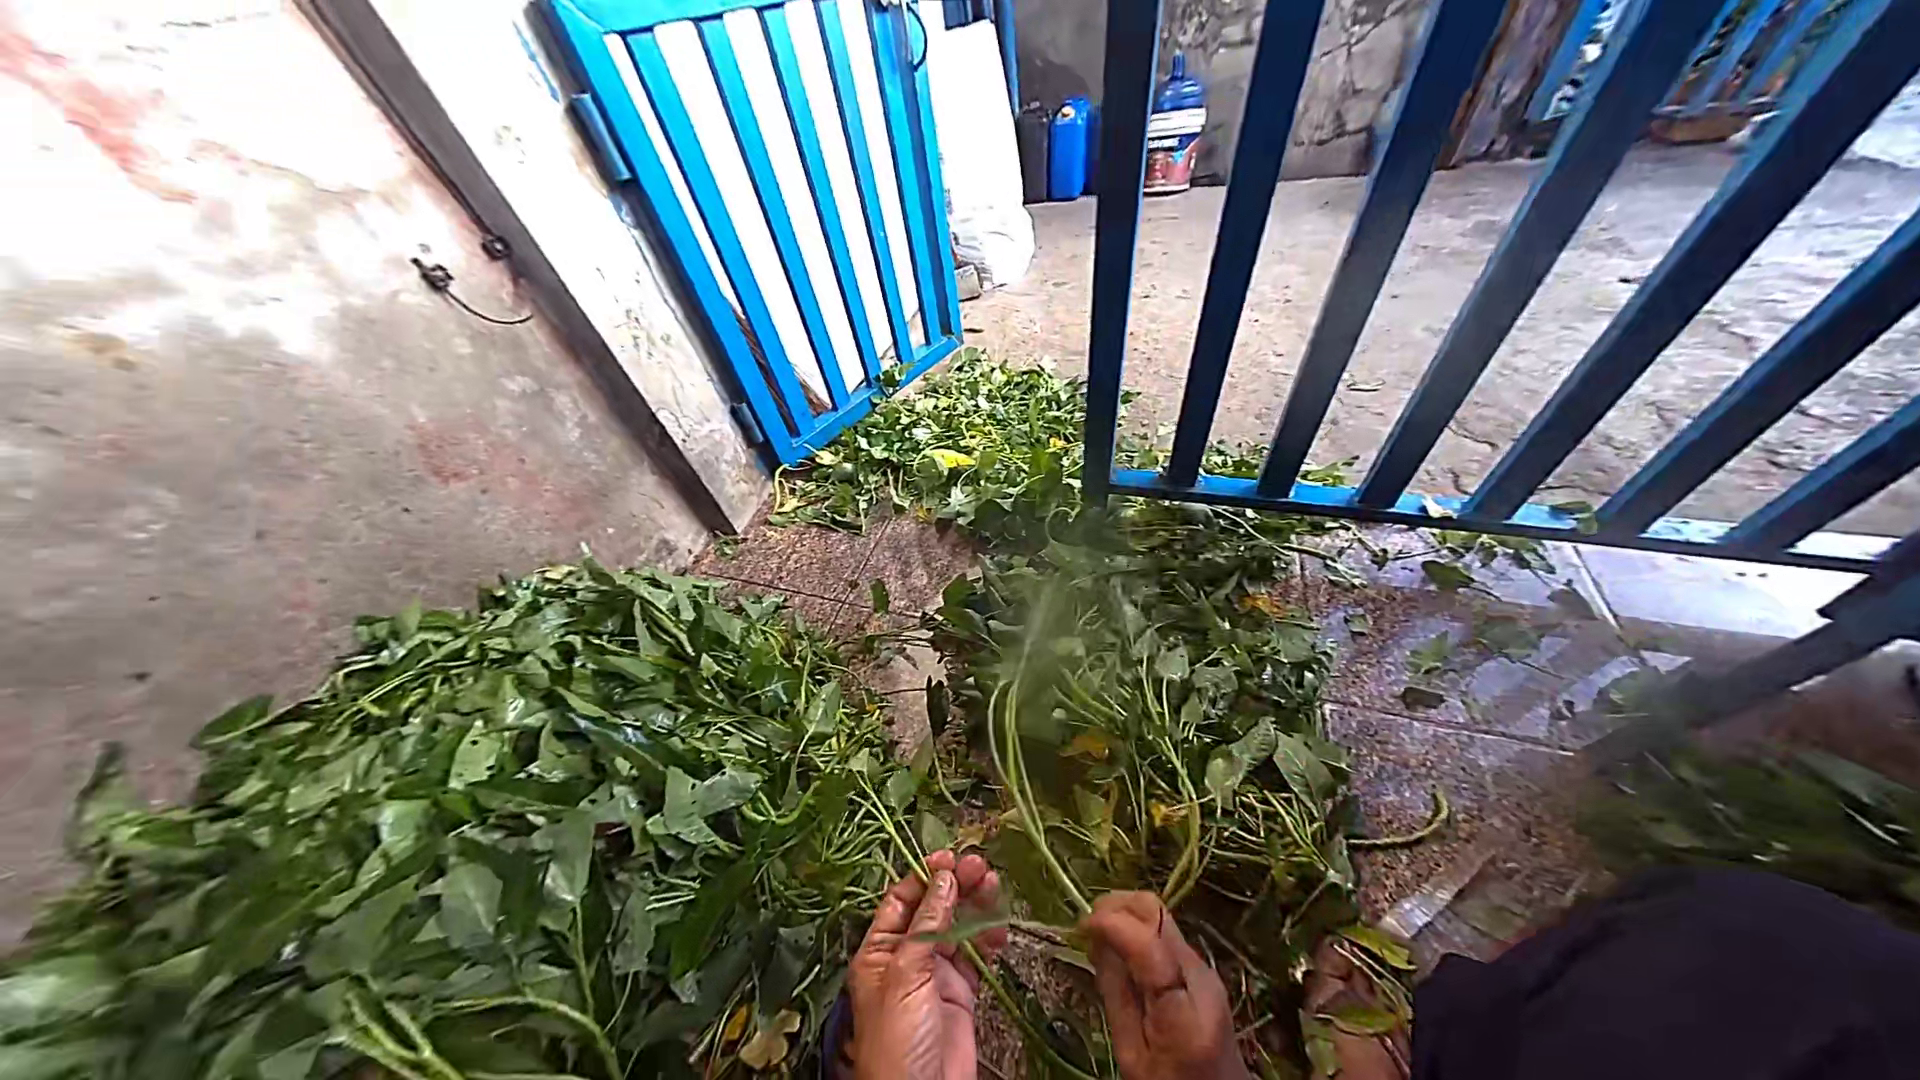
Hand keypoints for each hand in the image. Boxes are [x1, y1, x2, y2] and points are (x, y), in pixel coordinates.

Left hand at [847, 850, 1007, 1079]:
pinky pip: (976, 956)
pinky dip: (988, 937)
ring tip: (993, 884)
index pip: (902, 899)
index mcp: (880, 950)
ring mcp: (935, 974)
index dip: (925, 875)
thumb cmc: (898, 1042)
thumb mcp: (906, 974)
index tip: (948, 857)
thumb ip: (927, 924)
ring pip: (958, 927)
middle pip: (934, 908)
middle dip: (956, 885)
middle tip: (978, 866)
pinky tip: (999, 923)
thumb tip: (944, 877)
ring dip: (975, 904)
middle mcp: (907, 957)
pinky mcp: (960, 993)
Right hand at [1082, 892, 1249, 1079]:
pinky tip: (1120, 953)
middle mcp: (1200, 976)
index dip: (1112, 924)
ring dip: (1123, 916)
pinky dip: (1135, 930)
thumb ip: (1116, 997)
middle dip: (1114, 907)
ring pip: (1157, 916)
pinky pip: (1161, 931)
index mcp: (1183, 1012)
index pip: (1149, 946)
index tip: (1081, 926)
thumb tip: (1097, 942)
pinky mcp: (1199, 966)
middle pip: (1155, 912)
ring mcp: (1203, 966)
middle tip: (1088, 928)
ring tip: (1099, 942)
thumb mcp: (1131, 1054)